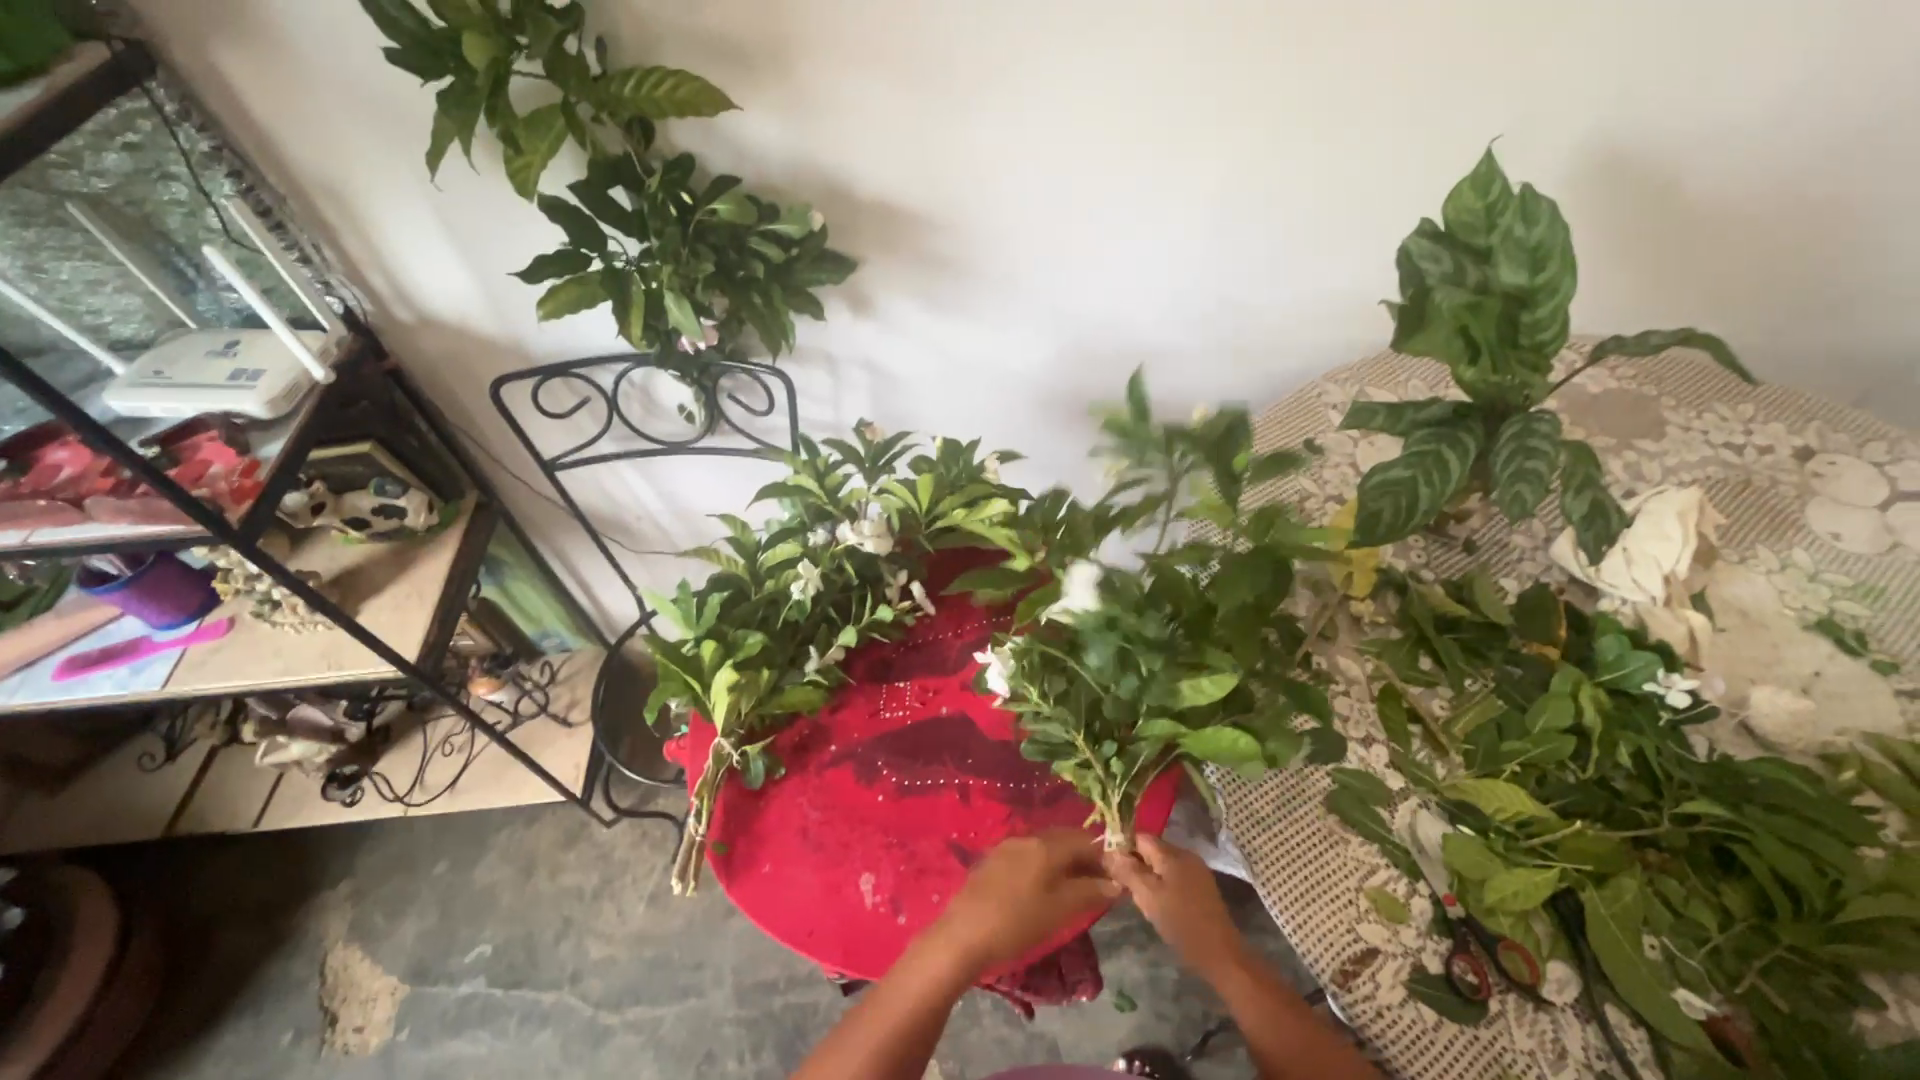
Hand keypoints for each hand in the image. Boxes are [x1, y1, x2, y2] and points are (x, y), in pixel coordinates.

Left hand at [926, 829, 1121, 975]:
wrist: (962, 936)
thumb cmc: (1017, 922)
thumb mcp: (1061, 910)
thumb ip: (1091, 892)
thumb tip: (1116, 883)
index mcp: (1047, 845)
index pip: (1086, 839)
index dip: (1105, 856)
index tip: (1117, 877)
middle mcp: (1026, 837)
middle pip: (1065, 840)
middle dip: (1085, 858)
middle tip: (1098, 885)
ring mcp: (1006, 847)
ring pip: (1045, 847)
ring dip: (1064, 863)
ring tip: (1073, 890)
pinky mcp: (991, 861)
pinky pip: (1027, 856)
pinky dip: (1043, 867)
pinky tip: (1043, 890)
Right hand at [1105, 834, 1246, 976]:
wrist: (1219, 952)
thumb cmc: (1180, 922)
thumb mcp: (1148, 896)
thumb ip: (1128, 870)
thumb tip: (1108, 852)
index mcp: (1172, 854)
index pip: (1140, 837)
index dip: (1123, 848)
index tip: (1111, 867)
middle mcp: (1186, 855)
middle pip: (1152, 850)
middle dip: (1136, 865)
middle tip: (1124, 887)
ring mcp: (1196, 870)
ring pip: (1162, 864)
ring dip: (1148, 877)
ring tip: (1140, 899)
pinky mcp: (1201, 886)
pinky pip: (1174, 876)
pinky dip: (1162, 885)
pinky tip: (1159, 904)